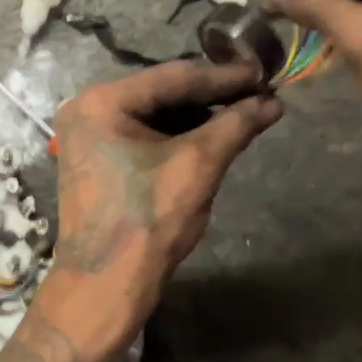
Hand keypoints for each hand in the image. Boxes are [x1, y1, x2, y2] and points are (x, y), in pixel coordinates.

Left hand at [45, 59, 279, 341]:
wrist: (104, 288)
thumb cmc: (148, 222)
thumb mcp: (197, 167)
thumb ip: (234, 126)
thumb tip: (273, 102)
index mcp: (102, 100)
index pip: (174, 77)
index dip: (223, 77)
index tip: (263, 73)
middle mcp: (88, 107)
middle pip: (162, 92)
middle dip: (211, 94)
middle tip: (257, 90)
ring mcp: (88, 132)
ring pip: (154, 112)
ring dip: (197, 114)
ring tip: (242, 111)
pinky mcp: (97, 156)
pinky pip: (142, 132)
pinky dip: (176, 133)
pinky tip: (211, 134)